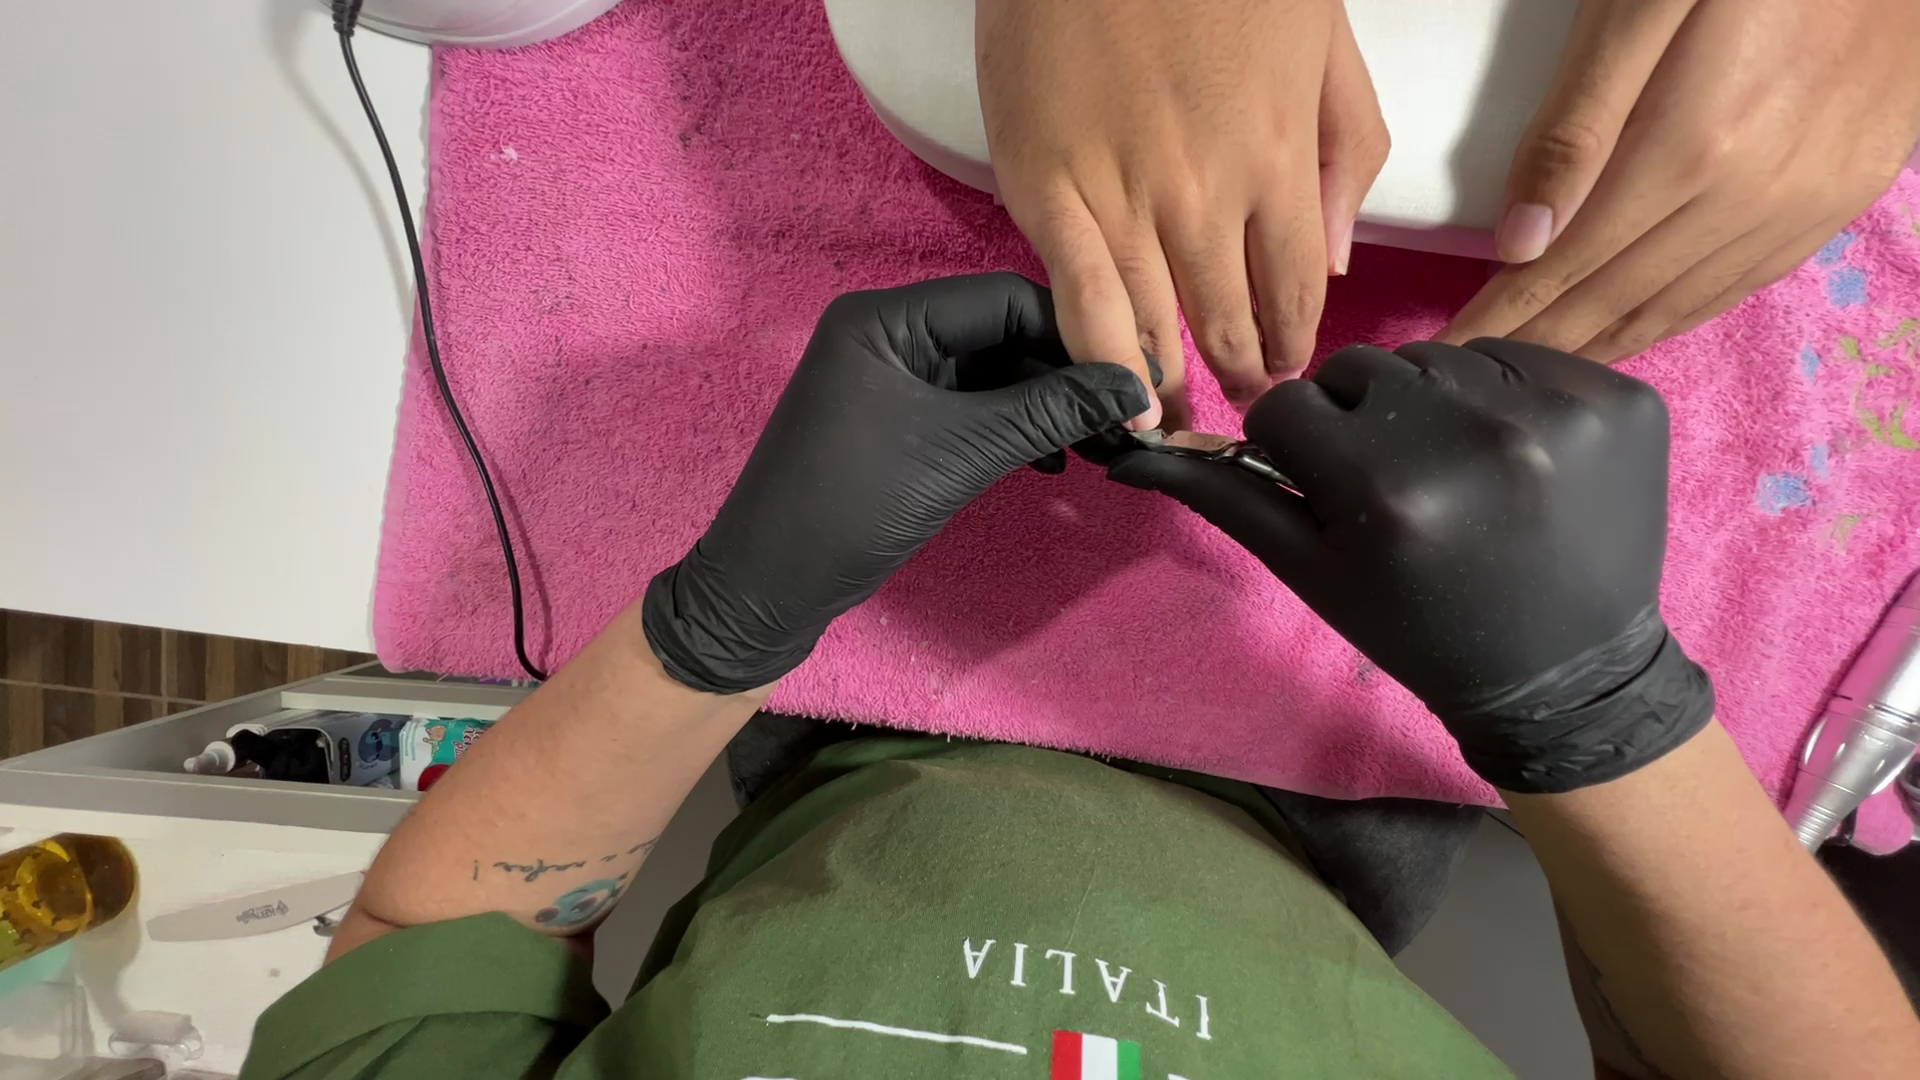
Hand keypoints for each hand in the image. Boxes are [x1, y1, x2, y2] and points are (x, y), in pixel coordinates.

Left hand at [643, 274, 1147, 693]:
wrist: (774, 584)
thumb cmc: (857, 504)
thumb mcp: (960, 452)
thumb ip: (1049, 412)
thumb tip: (1134, 390)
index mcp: (888, 317)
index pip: (1003, 299)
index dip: (1073, 336)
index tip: (1132, 377)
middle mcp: (889, 333)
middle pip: (998, 335)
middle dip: (1060, 378)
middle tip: (1121, 417)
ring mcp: (892, 380)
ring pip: (988, 377)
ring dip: (1040, 409)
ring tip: (1095, 445)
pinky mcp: (899, 422)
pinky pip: (968, 410)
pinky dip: (1009, 431)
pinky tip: (1050, 460)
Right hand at [977, 0, 1387, 428]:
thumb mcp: (1319, 29)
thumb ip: (1344, 145)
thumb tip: (1342, 256)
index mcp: (1278, 152)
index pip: (1298, 285)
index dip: (1291, 343)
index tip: (1283, 376)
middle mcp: (1207, 195)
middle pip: (1229, 321)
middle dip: (1238, 377)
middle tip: (1234, 410)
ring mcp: (1126, 204)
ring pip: (1158, 328)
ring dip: (1171, 389)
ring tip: (1174, 424)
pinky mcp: (1052, 201)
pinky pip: (1083, 306)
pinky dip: (1103, 365)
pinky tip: (1117, 408)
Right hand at [1109, 338, 1713, 791]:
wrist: (1559, 672)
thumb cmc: (1408, 625)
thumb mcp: (1305, 569)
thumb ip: (1224, 498)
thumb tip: (1131, 451)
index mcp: (1380, 489)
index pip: (1283, 406)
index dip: (1285, 442)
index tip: (1314, 479)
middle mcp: (1468, 434)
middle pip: (1356, 366)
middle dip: (1348, 414)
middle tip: (1378, 473)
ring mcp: (1555, 409)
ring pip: (1432, 354)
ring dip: (1419, 401)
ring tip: (1443, 465)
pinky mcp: (1620, 394)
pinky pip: (1514, 356)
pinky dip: (1492, 394)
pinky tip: (1505, 452)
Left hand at [1442, 0, 1919, 361]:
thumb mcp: (1634, 15)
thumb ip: (1573, 133)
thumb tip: (1520, 245)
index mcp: (1689, 152)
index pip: (1558, 271)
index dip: (1495, 320)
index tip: (1449, 351)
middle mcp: (1753, 194)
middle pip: (1606, 303)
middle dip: (1532, 344)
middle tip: (1480, 372)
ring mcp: (1809, 197)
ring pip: (1670, 309)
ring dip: (1593, 348)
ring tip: (1534, 371)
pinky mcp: (1846, 191)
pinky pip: (1735, 288)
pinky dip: (1666, 322)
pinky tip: (1625, 336)